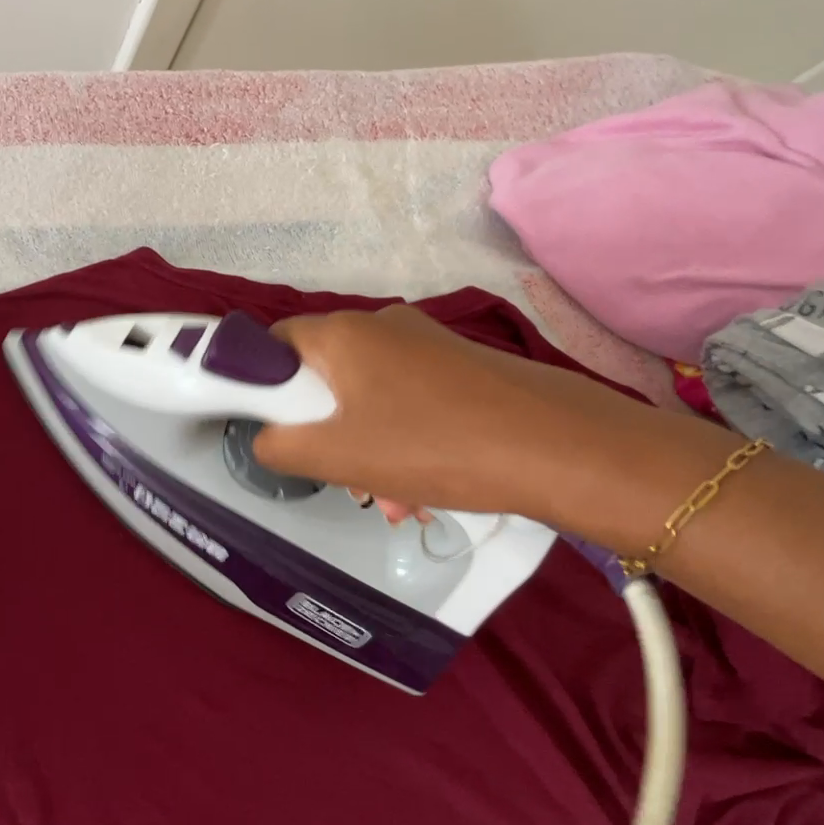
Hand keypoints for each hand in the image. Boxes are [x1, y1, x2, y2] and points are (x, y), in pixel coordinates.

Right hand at [251, 306, 677, 525]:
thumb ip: (276, 445)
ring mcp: (427, 343)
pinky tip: (419, 487)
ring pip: (363, 393)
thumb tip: (267, 438)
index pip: (268, 344)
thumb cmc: (434, 446)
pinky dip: (397, 439)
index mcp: (341, 334)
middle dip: (314, 427)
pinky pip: (404, 399)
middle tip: (329, 473)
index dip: (254, 384)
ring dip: (358, 444)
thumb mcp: (333, 457)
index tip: (266, 427)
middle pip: (317, 373)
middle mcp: (380, 325)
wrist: (569, 452)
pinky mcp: (462, 367)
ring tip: (385, 499)